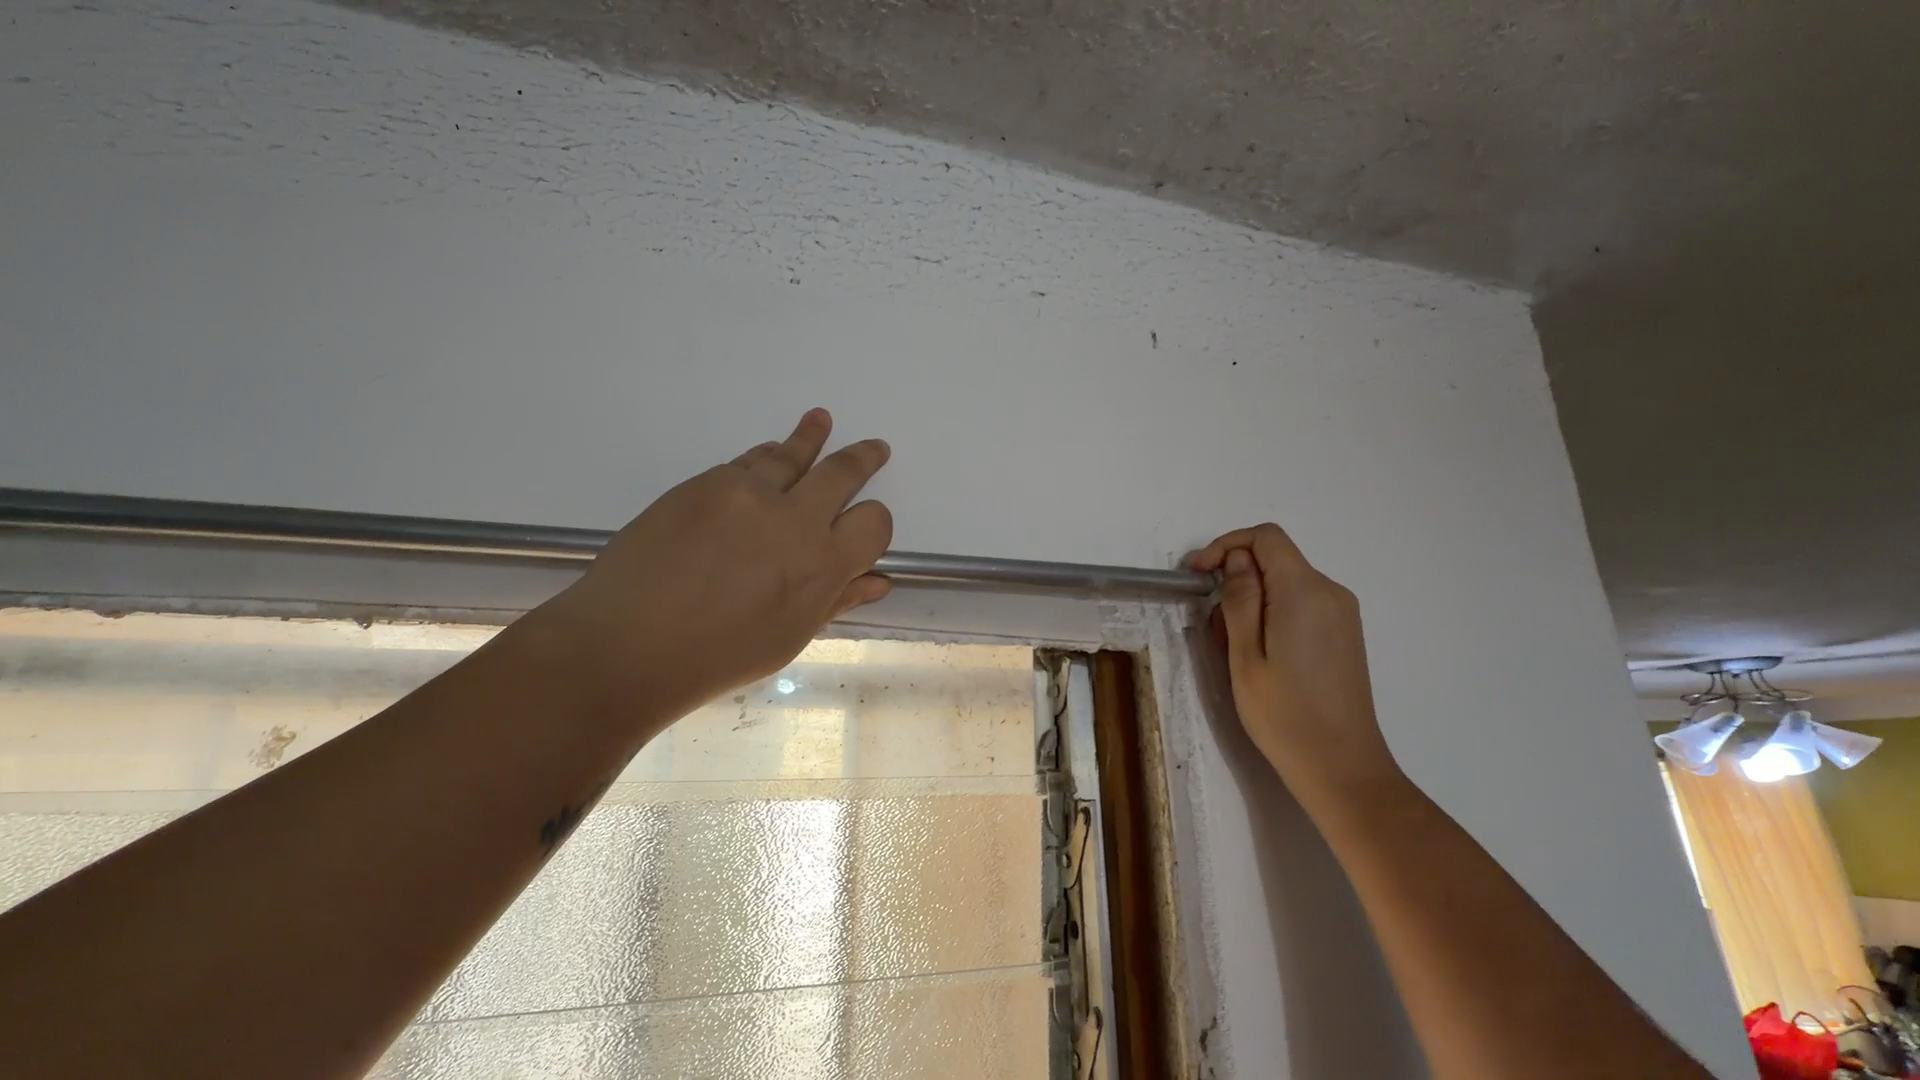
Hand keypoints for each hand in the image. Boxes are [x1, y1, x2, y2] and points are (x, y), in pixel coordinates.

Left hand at [531, 408, 893, 718]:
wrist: (627, 643)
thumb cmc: (717, 657)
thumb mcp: (788, 638)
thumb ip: (835, 601)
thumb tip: (876, 580)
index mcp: (821, 565)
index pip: (874, 522)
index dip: (875, 523)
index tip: (864, 528)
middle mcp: (792, 518)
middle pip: (841, 472)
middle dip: (862, 458)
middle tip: (874, 448)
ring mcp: (745, 494)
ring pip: (791, 455)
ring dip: (811, 437)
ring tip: (821, 421)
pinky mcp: (703, 484)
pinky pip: (745, 462)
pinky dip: (764, 458)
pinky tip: (767, 456)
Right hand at [1189, 524, 1400, 802]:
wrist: (1342, 765)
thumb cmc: (1284, 714)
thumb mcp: (1245, 657)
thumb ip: (1240, 600)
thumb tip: (1237, 560)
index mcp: (1304, 592)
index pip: (1266, 538)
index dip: (1227, 545)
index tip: (1197, 574)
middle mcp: (1330, 592)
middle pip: (1277, 559)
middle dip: (1237, 577)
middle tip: (1212, 624)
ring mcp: (1343, 614)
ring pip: (1288, 583)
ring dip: (1254, 599)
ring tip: (1233, 646)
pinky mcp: (1345, 634)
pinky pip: (1303, 604)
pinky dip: (1275, 612)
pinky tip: (1261, 654)